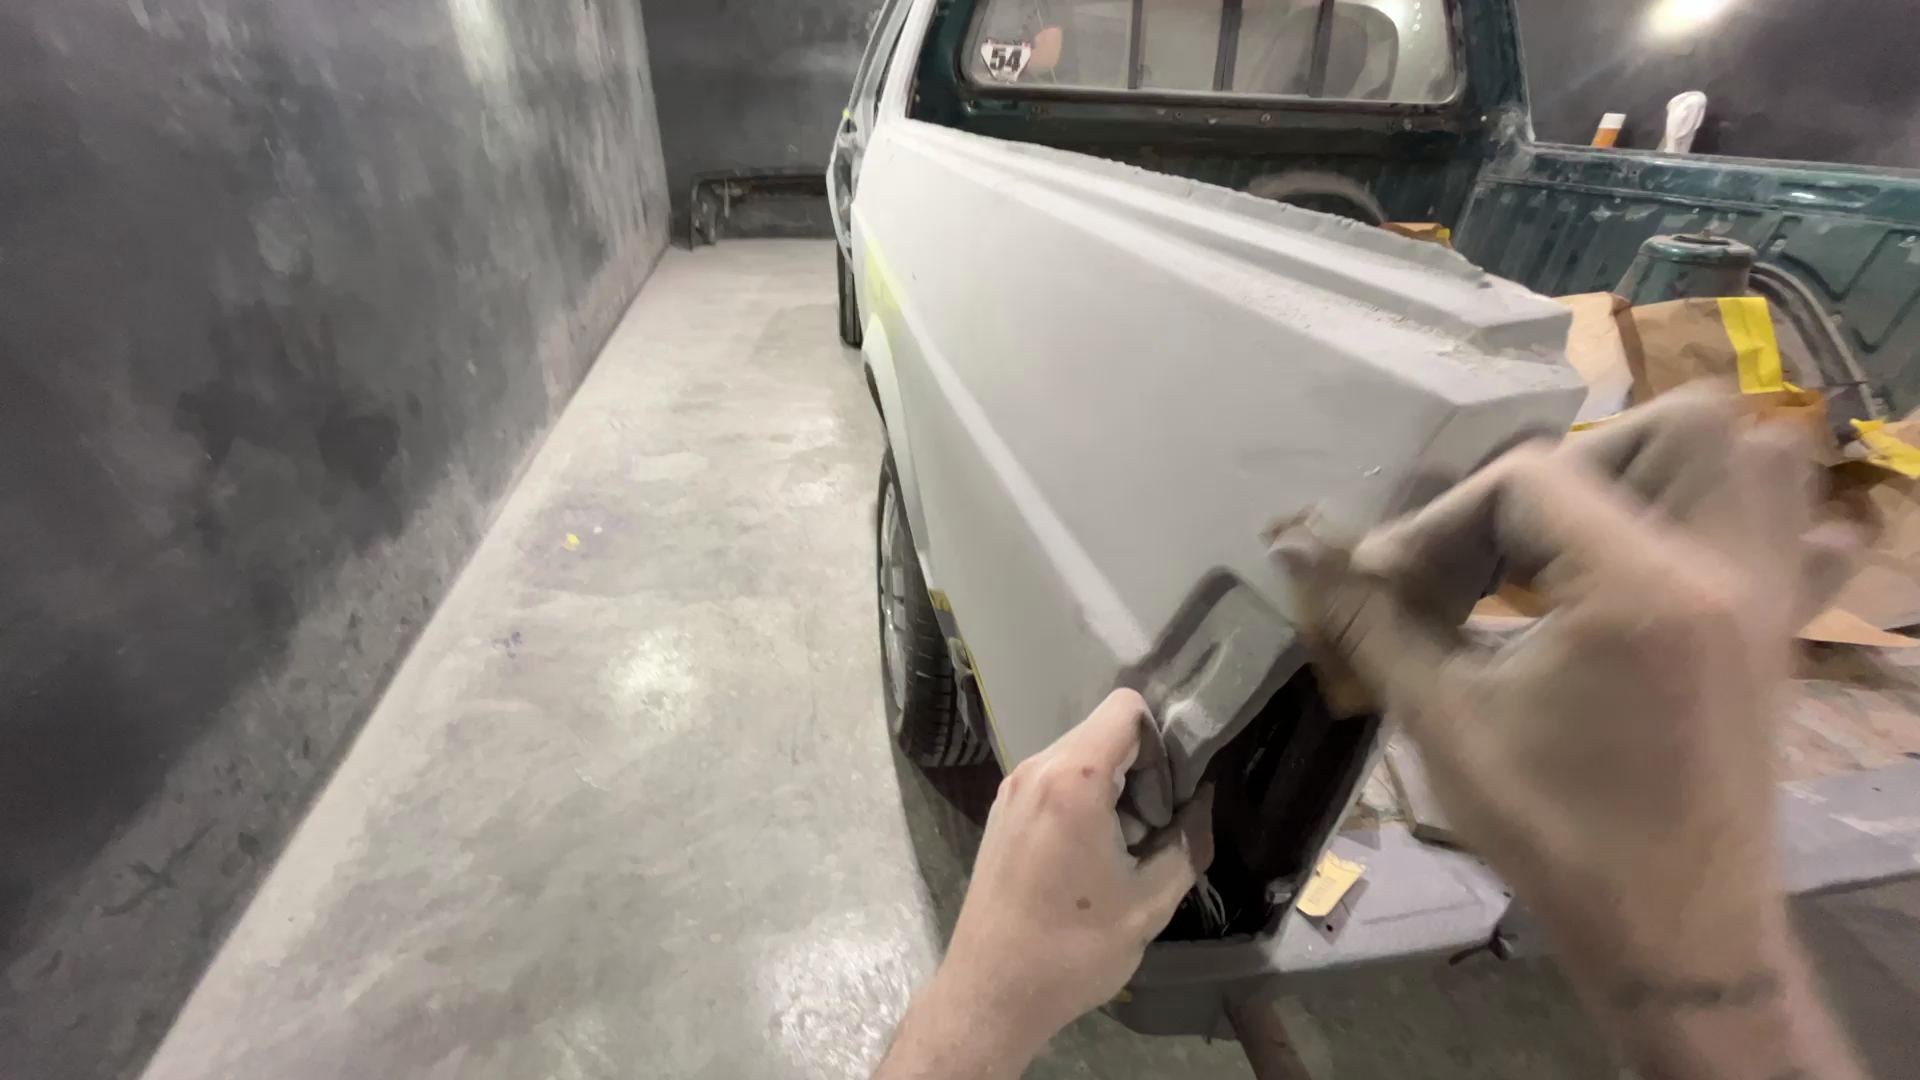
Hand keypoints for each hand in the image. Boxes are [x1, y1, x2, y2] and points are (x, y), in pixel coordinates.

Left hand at [876, 690, 1211, 1077]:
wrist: (992, 987)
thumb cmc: (1073, 948)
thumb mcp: (1149, 902)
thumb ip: (1187, 841)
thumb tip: (1202, 805)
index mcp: (1072, 778)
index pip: (1126, 707)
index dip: (1160, 740)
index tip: (1168, 794)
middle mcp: (1037, 767)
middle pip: (1103, 729)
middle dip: (1140, 767)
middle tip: (1150, 827)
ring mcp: (1014, 784)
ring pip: (1079, 752)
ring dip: (1112, 784)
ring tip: (1120, 844)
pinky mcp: (1004, 806)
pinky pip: (1055, 775)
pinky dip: (1082, 794)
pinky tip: (1087, 851)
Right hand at [1274, 386, 1864, 1078]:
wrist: (1671, 934)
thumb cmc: (1546, 826)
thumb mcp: (1436, 713)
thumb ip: (1365, 615)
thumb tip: (1290, 546)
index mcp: (1640, 591)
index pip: (1528, 481)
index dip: (1436, 522)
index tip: (1385, 580)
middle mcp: (1726, 569)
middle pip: (1664, 429)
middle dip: (1553, 471)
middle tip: (1487, 539)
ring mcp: (1769, 596)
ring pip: (1743, 457)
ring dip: (1638, 474)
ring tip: (1554, 535)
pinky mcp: (1775, 628)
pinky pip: (1792, 526)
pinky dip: (1721, 514)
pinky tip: (1647, 557)